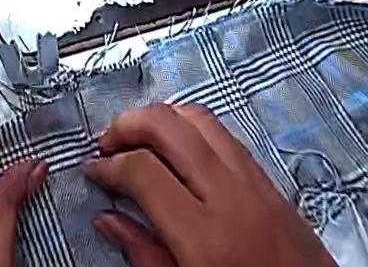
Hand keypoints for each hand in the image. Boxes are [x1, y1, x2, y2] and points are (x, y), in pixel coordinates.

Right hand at [84, 103, 334, 266]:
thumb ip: (146, 257)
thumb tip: (108, 219)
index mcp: (208, 239)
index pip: (142, 170)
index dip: (108, 166)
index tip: (94, 171)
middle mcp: (232, 199)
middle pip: (166, 125)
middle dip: (127, 124)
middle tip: (109, 143)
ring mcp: (257, 186)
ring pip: (196, 116)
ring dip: (160, 117)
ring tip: (140, 137)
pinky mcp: (273, 184)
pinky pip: (224, 133)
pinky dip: (191, 127)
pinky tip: (178, 147)